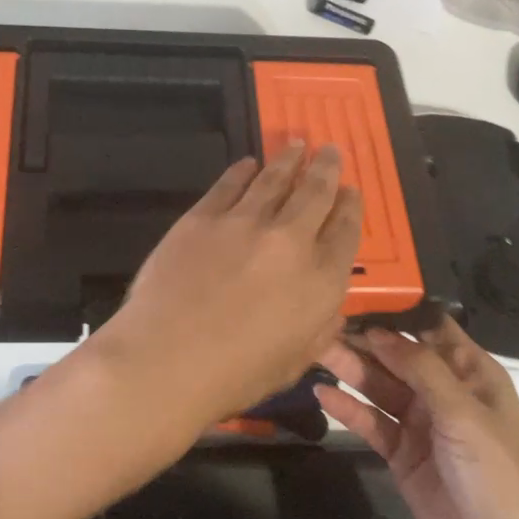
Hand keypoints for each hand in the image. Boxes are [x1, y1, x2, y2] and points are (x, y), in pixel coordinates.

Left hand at [87, 143, 363, 428]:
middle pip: (315, 193)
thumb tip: (329, 306)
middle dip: (326, 169)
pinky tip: (249, 164)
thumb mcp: (296, 362)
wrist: (168, 357)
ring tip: (297, 145)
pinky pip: (229, 184)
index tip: (351, 190)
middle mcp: (290, 241)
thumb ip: (319, 327)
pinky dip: (243, 170)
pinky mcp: (203, 216)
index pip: (345, 231)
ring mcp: (244, 222)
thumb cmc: (236, 374)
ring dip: (289, 160)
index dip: (350, 206)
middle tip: (329, 150)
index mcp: (321, 281)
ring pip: (274, 180)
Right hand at [315, 322, 518, 518]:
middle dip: (364, 338)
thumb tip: (379, 331)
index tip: (358, 290)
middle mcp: (444, 390)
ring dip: (350, 368)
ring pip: (379, 385)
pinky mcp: (402, 452)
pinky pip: (371, 421)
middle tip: (322, 319)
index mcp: (472, 373)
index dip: (396, 309)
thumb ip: (421, 370)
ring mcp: (421, 422)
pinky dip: (348, 408)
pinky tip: (322, 392)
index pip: (430, 328)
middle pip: (397, 355)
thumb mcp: (465, 416)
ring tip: (315, 349)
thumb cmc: (500, 476)